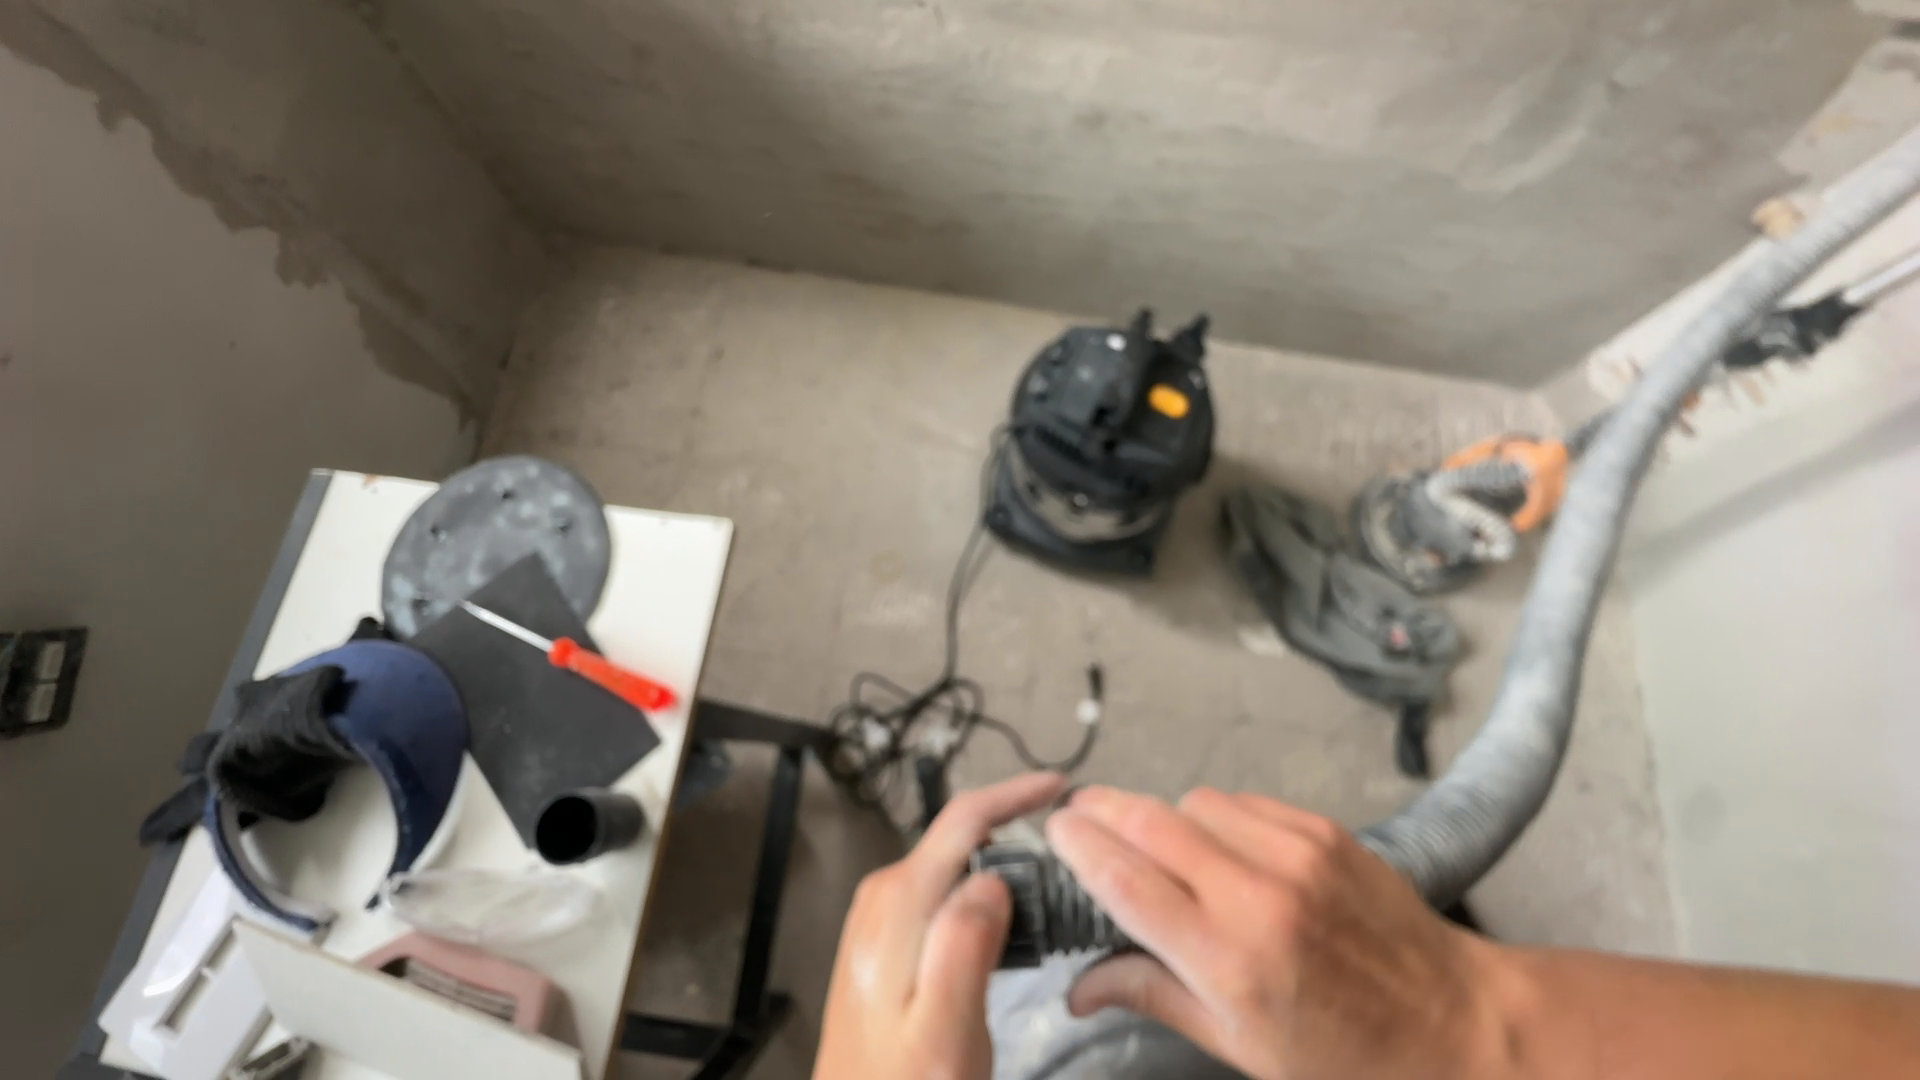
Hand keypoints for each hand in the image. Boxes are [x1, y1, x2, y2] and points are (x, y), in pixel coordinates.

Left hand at [814, 772, 1068, 1079]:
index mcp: (900, 905)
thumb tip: (993, 880)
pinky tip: (1001, 929)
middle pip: (959, 840)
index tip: (1059, 787)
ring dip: (997, 870)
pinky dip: (977, 896)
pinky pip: (940, 893)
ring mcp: (879, 914)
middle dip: (1012, 836)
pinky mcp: (884, 937)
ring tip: (1042, 900)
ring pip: (952, 866)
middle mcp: (884, 895)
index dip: (1013, 795)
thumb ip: (965, 947)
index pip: (962, 820)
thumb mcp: (945, 1032)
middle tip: (1064, 864)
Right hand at [1046, 787, 1515, 1079]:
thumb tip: (1077, 988)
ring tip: (1165, 850)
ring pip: (1189, 802)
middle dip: (1099, 809)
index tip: (1052, 831)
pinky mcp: (1319, 828)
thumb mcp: (1241, 1048)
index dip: (1077, 845)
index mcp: (1230, 960)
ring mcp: (1292, 851)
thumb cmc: (1347, 1060)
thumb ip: (1152, 996)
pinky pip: (1237, 801)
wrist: (1464, 1027)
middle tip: (1076, 815)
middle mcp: (1256, 894)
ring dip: (1162, 818)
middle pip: (1145, 821)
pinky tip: (1222, 847)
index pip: (1124, 879)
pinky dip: (1213, 816)